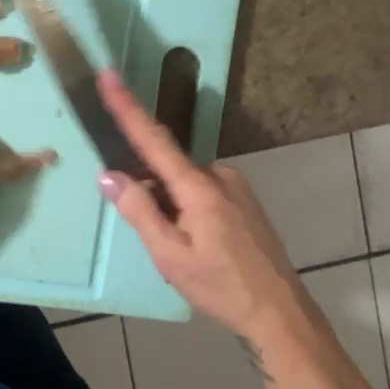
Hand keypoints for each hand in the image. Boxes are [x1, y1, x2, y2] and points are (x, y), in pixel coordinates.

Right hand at [95, 71, 306, 337]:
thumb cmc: (221, 286)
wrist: (281, 314)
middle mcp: (218, 175)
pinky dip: (184, 210)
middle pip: (164, 167)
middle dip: (146, 191)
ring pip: (181, 184)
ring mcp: (234, 186)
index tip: (108, 74)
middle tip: (155, 239)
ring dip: (167, 206)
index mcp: (197, 187)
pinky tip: (194, 246)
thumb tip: (108, 175)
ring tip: (180, 253)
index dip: (127, 106)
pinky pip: (198, 193)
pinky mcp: (243, 200)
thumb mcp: (170, 256)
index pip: (152, 139)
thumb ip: (139, 212)